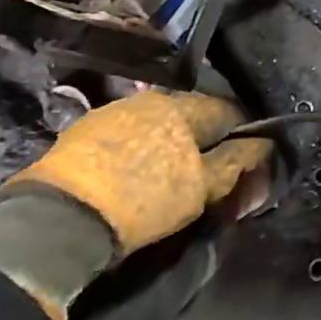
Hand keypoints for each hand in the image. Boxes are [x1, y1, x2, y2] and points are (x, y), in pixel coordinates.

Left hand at [8, 90, 272, 254]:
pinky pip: (128, 135)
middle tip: (206, 171)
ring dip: (170, 144)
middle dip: (203, 139)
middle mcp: (149, 99)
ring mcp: (111, 112)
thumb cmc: (145, 200)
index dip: (242, 135)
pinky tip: (136, 173)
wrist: (56, 221)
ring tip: (169, 174)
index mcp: (183, 106)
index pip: (229, 111)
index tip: (243, 160)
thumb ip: (238, 161)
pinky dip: (140, 149)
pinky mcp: (80, 132)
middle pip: (191, 116)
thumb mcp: (203, 187)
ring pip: (158, 125)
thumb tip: (264, 144)